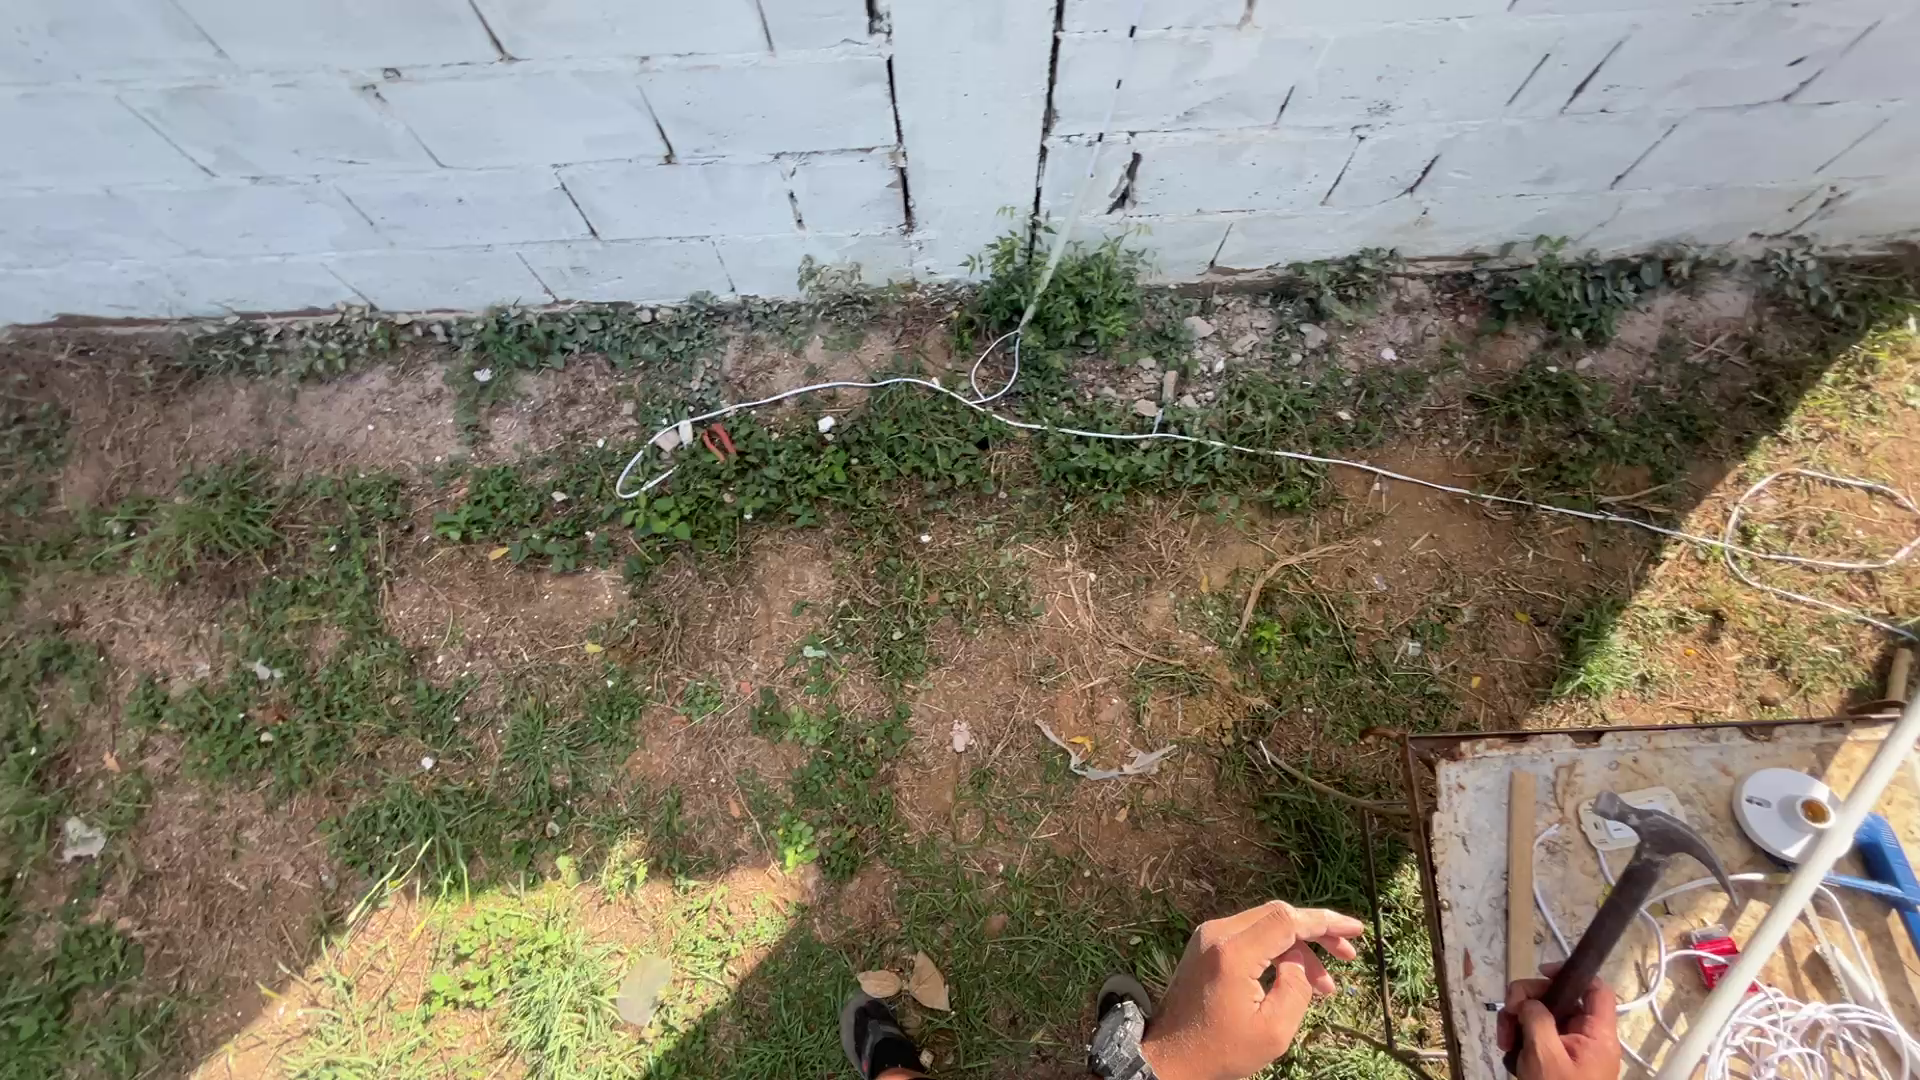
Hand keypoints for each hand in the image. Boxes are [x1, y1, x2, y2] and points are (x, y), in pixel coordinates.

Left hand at [1140, 901, 1365, 1079]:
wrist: (1172, 1053)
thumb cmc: (1223, 1049)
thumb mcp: (1273, 1030)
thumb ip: (1295, 988)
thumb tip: (1300, 958)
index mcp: (1233, 951)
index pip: (1285, 920)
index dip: (1323, 921)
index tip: (1356, 930)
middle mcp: (1218, 932)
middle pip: (1276, 915)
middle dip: (1315, 933)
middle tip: (1348, 958)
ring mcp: (1209, 934)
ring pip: (1264, 924)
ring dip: (1297, 947)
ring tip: (1327, 988)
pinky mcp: (1207, 943)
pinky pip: (1250, 935)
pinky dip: (1276, 950)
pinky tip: (1296, 977)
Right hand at [1497, 969, 1619, 1079]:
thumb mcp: (1545, 1054)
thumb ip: (1537, 1018)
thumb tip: (1528, 1002)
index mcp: (1597, 1035)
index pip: (1596, 990)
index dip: (1572, 973)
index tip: (1541, 972)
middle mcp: (1586, 1036)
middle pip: (1557, 997)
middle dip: (1526, 999)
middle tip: (1508, 1012)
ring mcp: (1571, 1046)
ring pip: (1540, 1013)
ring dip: (1516, 1019)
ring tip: (1504, 1039)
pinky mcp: (1556, 1055)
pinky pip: (1535, 1031)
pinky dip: (1518, 1034)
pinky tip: (1509, 1048)